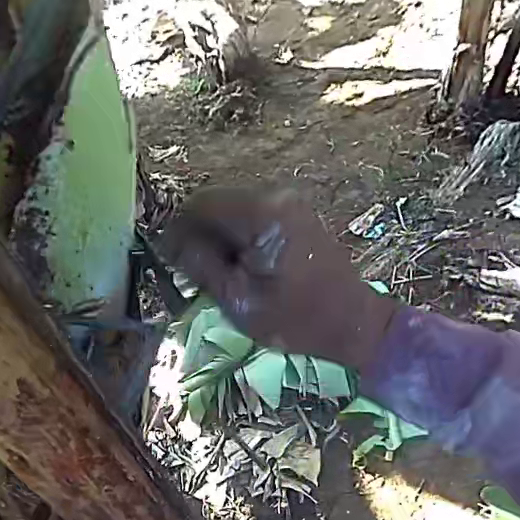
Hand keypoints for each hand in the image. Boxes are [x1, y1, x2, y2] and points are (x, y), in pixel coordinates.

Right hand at [165, 187, 398, 370]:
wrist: (354, 323)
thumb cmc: (296, 319)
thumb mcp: (238, 300)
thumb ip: (200, 266)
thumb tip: (169, 245)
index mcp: (261, 214)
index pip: (199, 204)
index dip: (175, 230)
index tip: (165, 260)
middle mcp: (275, 196)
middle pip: (214, 203)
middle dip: (194, 234)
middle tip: (186, 272)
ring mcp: (287, 203)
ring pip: (229, 211)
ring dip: (213, 238)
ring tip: (211, 274)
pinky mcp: (293, 215)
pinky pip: (249, 218)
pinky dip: (233, 239)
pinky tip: (234, 268)